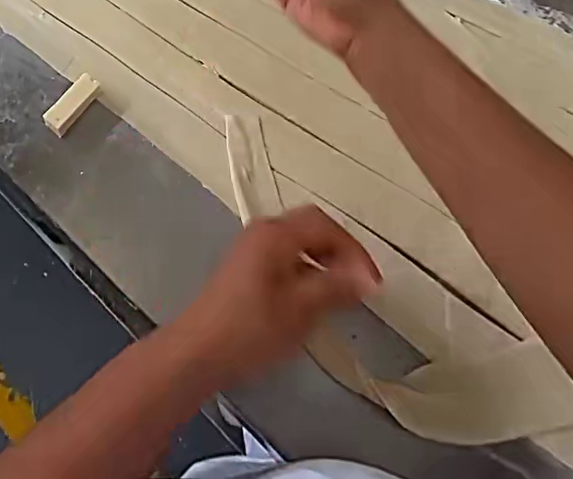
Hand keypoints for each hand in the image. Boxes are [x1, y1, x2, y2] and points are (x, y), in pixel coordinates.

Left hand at [167, 206, 380, 386]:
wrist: (199, 349)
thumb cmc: (251, 328)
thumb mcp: (301, 310)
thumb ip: (336, 288)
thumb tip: (366, 276)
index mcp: (275, 234)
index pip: (324, 224)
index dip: (354, 249)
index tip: (373, 282)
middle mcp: (262, 231)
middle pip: (310, 226)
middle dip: (340, 251)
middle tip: (361, 282)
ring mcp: (251, 246)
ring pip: (298, 241)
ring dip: (324, 260)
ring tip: (342, 292)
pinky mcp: (246, 265)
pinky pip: (285, 254)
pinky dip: (306, 268)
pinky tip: (313, 297)